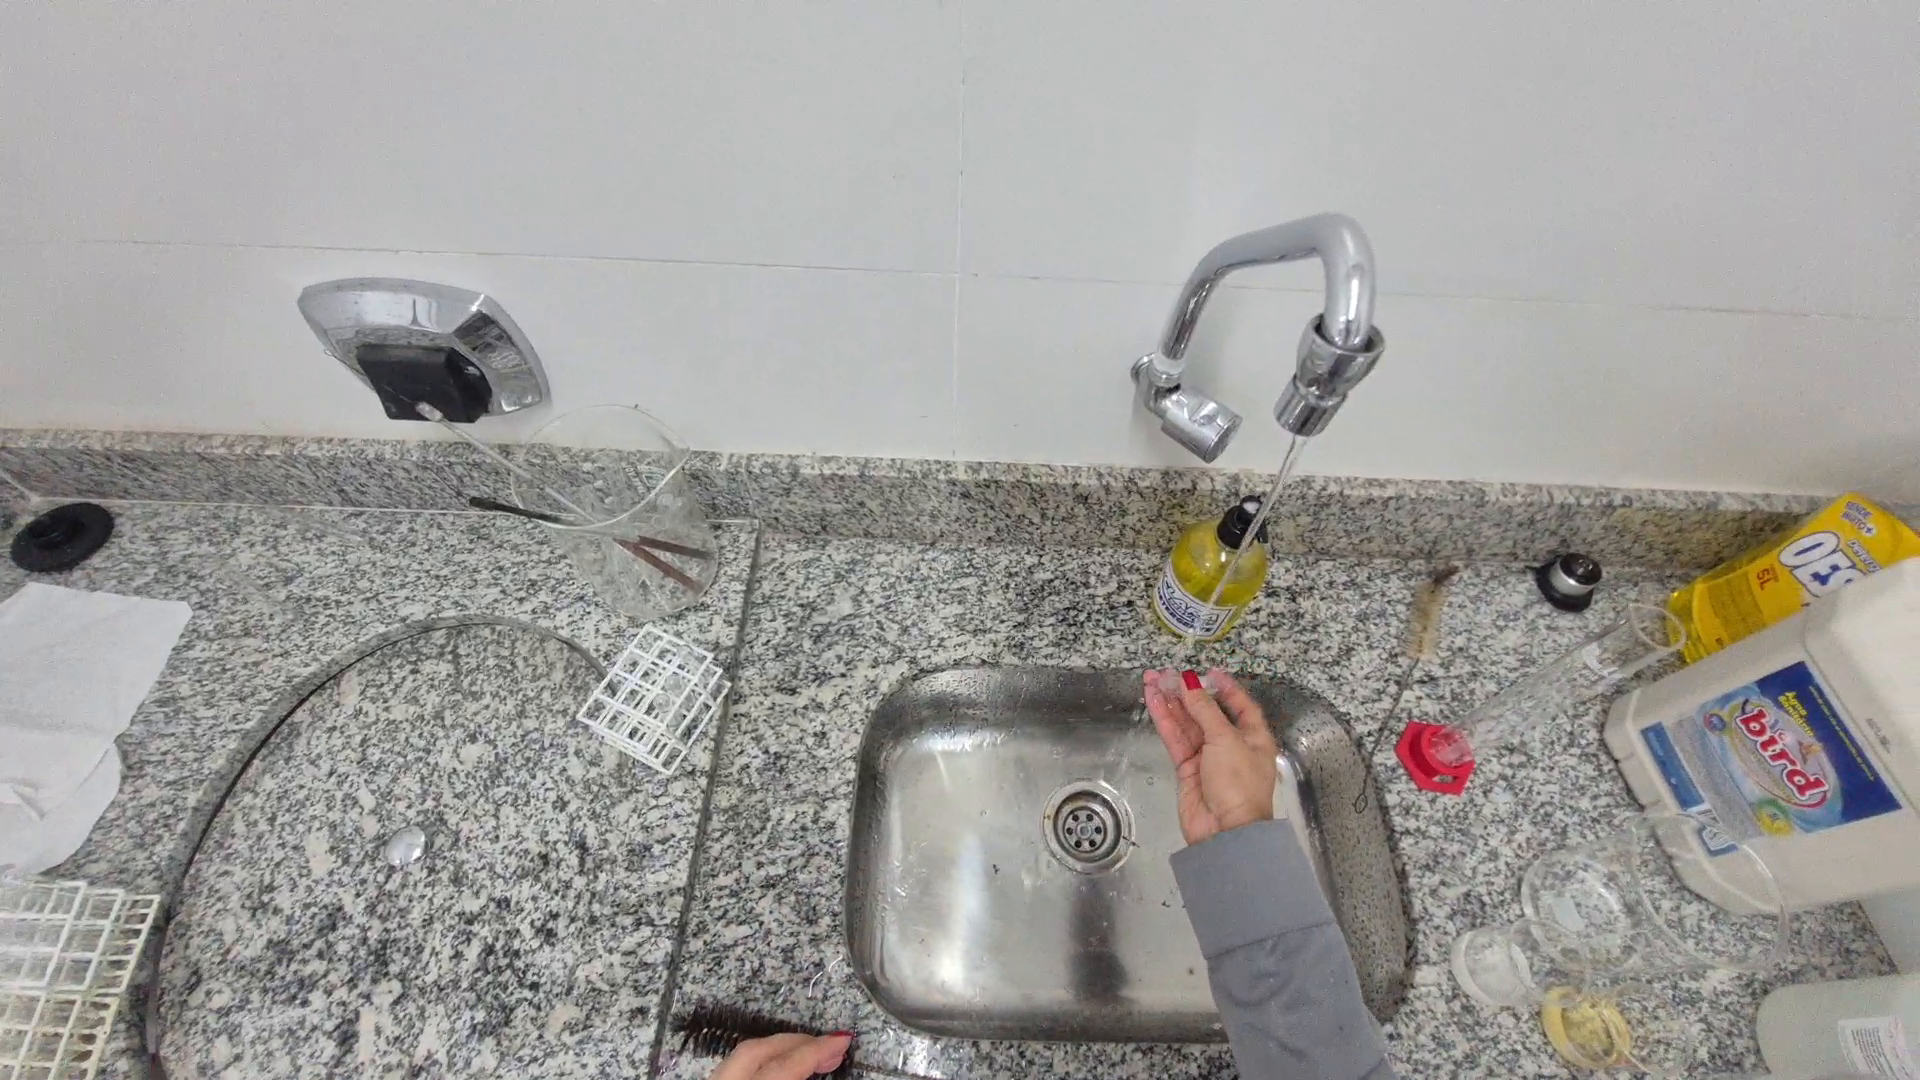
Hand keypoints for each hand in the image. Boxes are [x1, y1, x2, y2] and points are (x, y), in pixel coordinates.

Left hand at [711, 1033, 852, 1079]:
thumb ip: (799, 1079)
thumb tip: (826, 1063)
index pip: (783, 1066)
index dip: (815, 1050)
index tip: (843, 1039)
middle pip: (756, 1049)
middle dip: (796, 1042)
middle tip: (829, 1045)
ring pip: (742, 1055)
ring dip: (778, 1050)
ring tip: (809, 1055)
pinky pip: (735, 1068)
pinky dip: (761, 1062)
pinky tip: (778, 1067)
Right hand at [1143, 668, 1278, 845]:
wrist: (1224, 831)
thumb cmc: (1238, 783)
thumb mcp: (1225, 739)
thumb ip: (1203, 708)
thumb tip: (1188, 682)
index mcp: (1253, 738)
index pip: (1241, 706)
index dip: (1226, 688)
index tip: (1209, 672)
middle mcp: (1231, 745)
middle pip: (1207, 711)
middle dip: (1187, 692)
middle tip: (1166, 673)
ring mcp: (1207, 756)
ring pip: (1186, 722)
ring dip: (1169, 702)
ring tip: (1151, 680)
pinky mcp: (1187, 767)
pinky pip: (1175, 737)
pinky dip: (1164, 719)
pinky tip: (1152, 701)